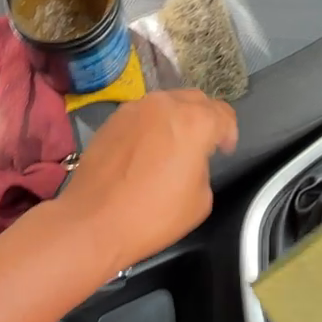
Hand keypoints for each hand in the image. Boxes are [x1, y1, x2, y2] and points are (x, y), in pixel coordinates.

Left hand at [54, 90, 237, 271]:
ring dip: (174, 120)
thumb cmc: (152, 215)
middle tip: (201, 146)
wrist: (93, 221)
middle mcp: (163, 105)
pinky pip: (140, 116)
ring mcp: (133, 110)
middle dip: (203, 119)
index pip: (222, 114)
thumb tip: (191, 161)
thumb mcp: (201, 200)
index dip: (228, 133)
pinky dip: (149, 127)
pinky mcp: (110, 121)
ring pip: (164, 104)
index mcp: (194, 121)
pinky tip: (143, 152)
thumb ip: (203, 168)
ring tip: (171, 147)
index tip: (223, 151)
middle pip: (194, 100)